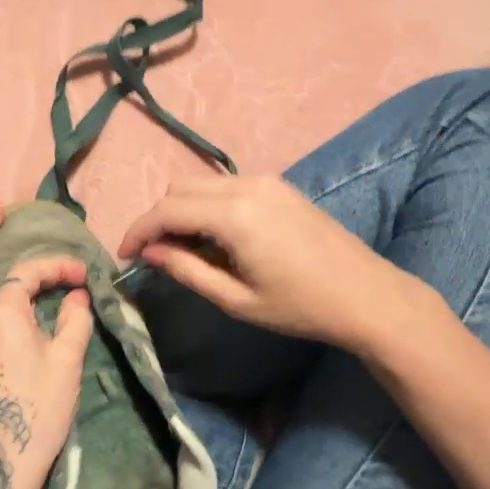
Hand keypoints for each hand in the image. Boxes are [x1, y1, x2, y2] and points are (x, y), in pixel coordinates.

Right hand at [118, 175, 429, 349]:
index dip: (138, 231)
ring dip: (181, 209)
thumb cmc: (300, 307)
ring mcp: (266, 181)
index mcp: (234, 215)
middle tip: (154, 256)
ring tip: (183, 250)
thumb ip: (188, 270)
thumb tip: (151, 252)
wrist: (366, 295)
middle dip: (157, 218)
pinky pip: (225, 186)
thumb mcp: (236, 299)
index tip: (123, 255)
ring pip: (201, 183)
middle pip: (179, 189)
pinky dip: (206, 205)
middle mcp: (246, 186)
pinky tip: (214, 238)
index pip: (166, 210)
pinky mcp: (278, 186)